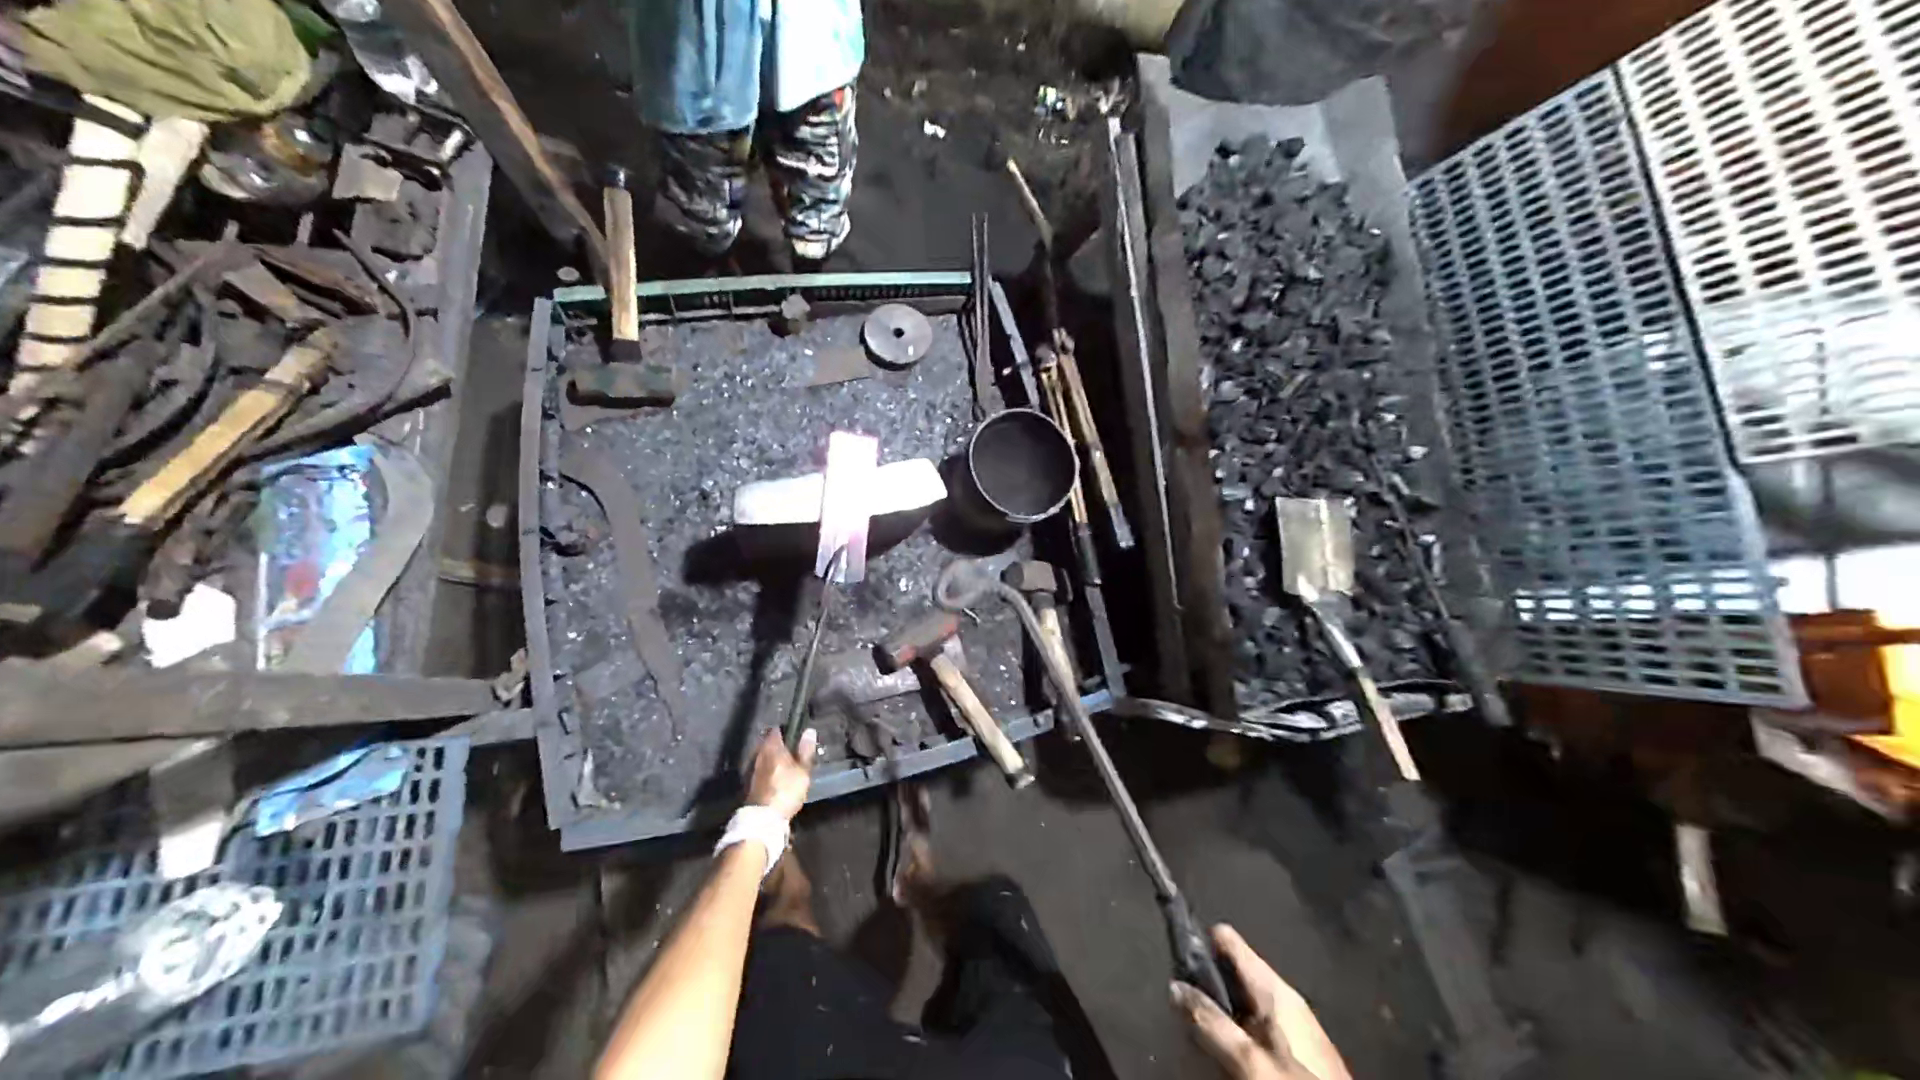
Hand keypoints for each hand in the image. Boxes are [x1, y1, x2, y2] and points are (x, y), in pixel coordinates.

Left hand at [745, 728, 815, 821]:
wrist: (764, 818)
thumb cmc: (786, 790)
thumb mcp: (803, 770)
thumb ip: (806, 751)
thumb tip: (809, 731)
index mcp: (771, 747)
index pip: (777, 730)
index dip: (788, 730)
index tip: (798, 735)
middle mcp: (759, 754)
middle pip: (770, 744)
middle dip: (781, 746)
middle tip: (795, 752)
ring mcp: (753, 769)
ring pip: (766, 757)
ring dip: (775, 759)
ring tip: (789, 766)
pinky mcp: (751, 783)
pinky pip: (763, 770)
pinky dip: (770, 771)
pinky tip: (779, 779)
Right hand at [1171, 924, 1350, 1079]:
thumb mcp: (1249, 1062)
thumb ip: (1210, 1023)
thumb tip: (1174, 986)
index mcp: (1275, 990)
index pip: (1228, 941)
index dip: (1198, 944)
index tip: (1172, 961)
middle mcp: (1283, 1000)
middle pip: (1231, 973)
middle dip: (1203, 986)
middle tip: (1179, 1010)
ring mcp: (1291, 1028)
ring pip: (1240, 1004)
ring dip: (1216, 1016)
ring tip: (1194, 1037)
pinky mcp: (1295, 1055)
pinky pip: (1253, 1029)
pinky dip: (1234, 1036)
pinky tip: (1223, 1059)